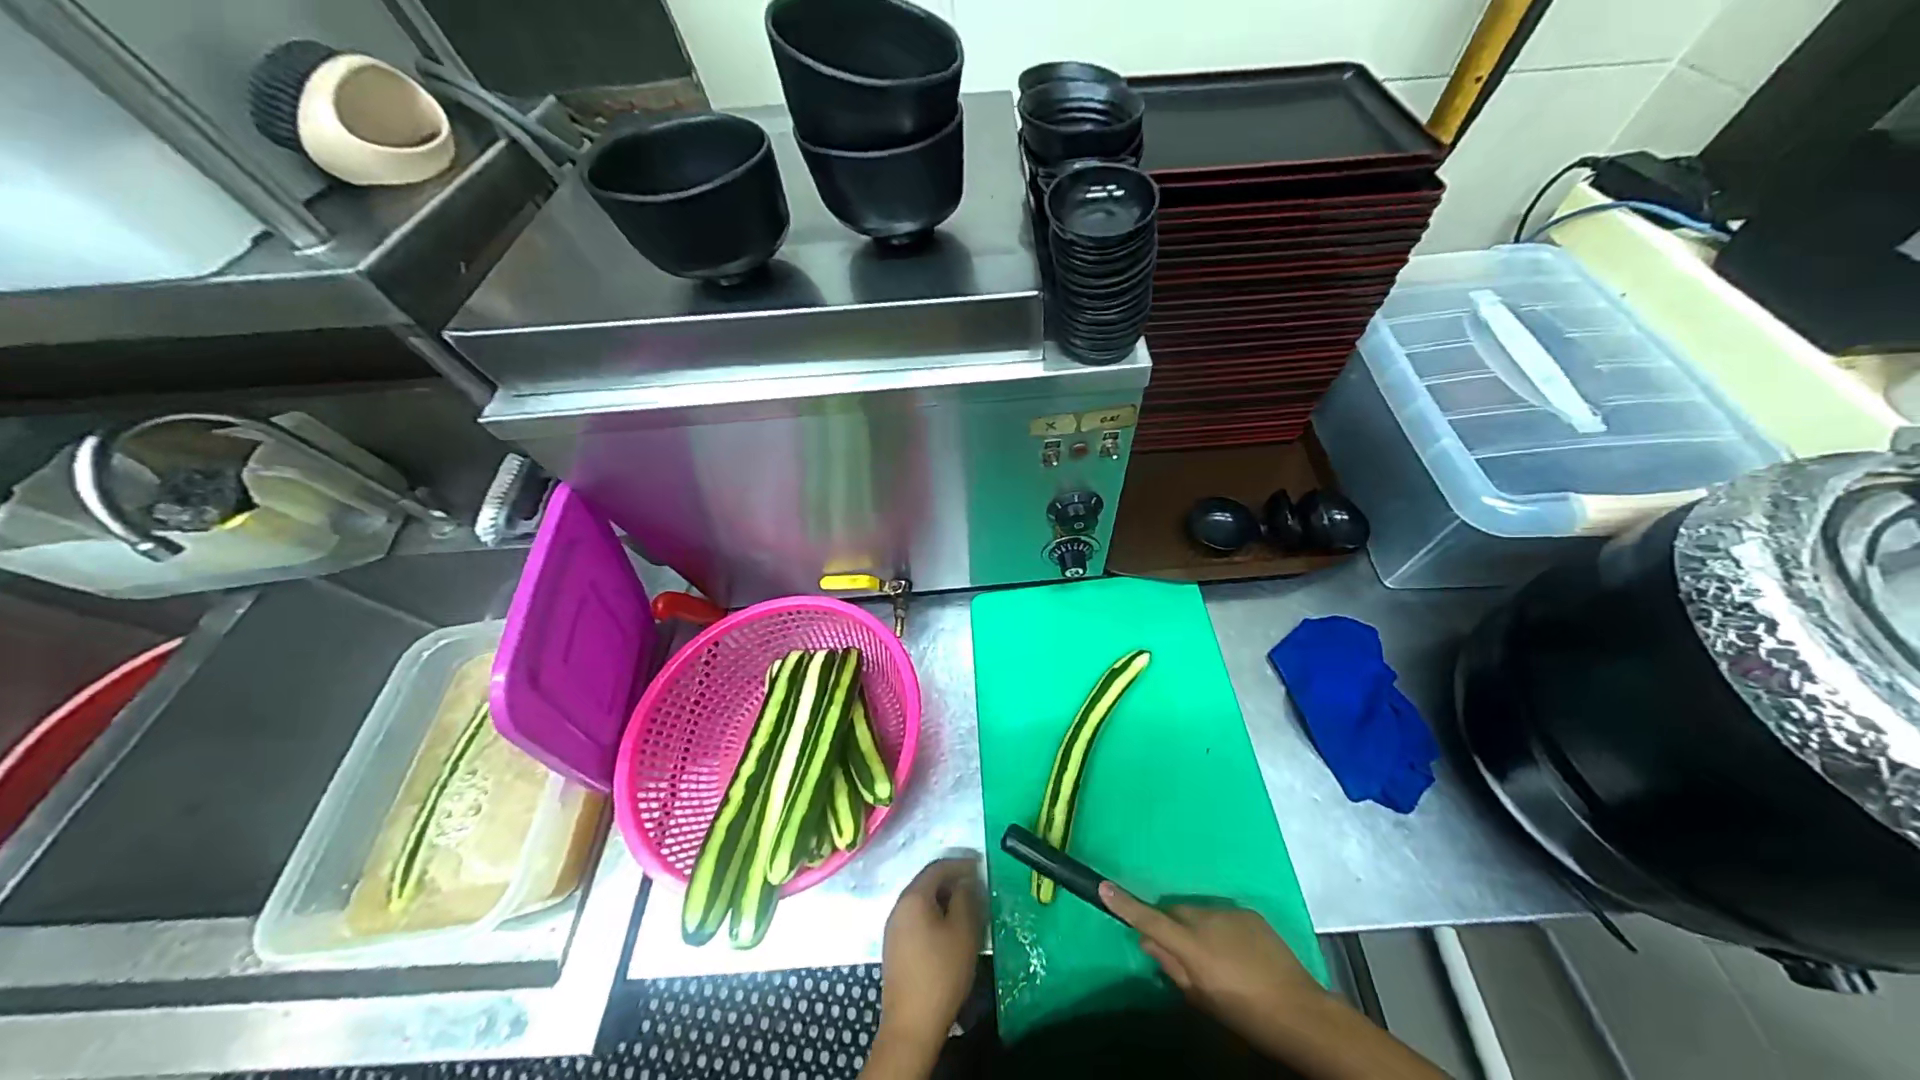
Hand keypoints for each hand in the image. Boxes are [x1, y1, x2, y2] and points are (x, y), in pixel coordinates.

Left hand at [875, 858, 983, 1054]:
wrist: (912, 1023)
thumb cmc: (942, 972)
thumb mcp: (963, 931)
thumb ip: (965, 898)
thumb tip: (965, 881)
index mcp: (913, 897)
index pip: (938, 867)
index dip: (960, 863)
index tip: (981, 865)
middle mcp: (899, 907)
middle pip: (927, 882)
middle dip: (952, 880)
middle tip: (976, 886)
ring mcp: (893, 928)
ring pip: (921, 902)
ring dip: (943, 899)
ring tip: (967, 907)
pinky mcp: (894, 947)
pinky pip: (916, 918)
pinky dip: (934, 915)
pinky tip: (949, 929)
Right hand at [1100, 882, 1446, 1079]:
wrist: (1300, 1012)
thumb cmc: (1243, 1013)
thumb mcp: (1200, 998)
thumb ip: (1171, 966)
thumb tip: (1150, 942)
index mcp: (1191, 945)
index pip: (1149, 919)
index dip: (1124, 905)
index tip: (1103, 887)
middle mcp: (1206, 919)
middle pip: (1174, 913)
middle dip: (1171, 926)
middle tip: (1178, 951)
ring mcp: (1230, 913)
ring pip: (1199, 913)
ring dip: (1196, 927)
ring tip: (1214, 955)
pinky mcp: (1250, 913)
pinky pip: (1222, 915)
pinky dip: (1220, 928)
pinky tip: (1235, 952)